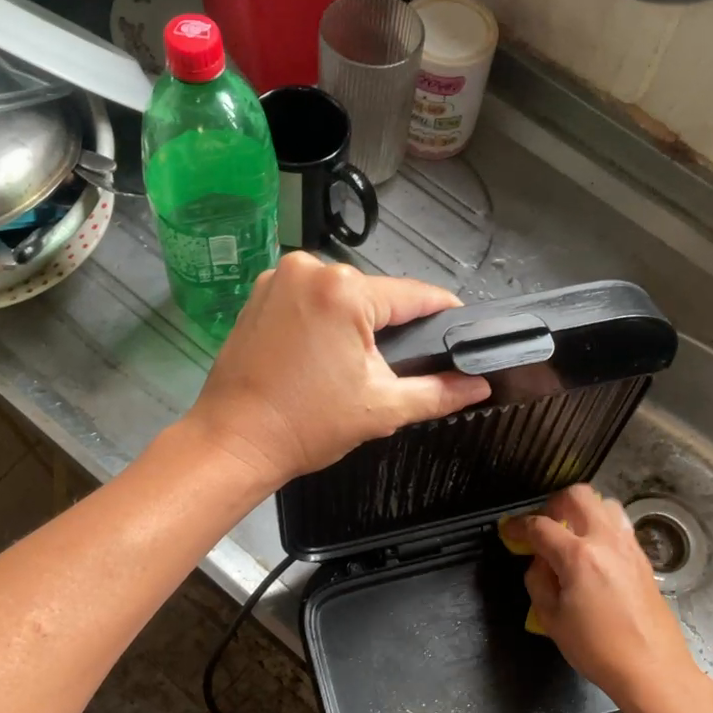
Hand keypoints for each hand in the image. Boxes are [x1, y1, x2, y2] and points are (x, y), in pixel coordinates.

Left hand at [182, 254, 490, 488]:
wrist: (234, 442)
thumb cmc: (305, 426)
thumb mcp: (381, 408)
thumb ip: (438, 392)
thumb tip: (478, 385)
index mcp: (344, 291)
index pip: (415, 296)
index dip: (443, 315)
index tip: (462, 332)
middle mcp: (309, 269)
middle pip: (375, 296)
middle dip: (391, 329)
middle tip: (398, 371)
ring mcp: (277, 279)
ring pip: (341, 298)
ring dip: (355, 326)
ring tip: (355, 370)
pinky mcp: (258, 296)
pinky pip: (309, 301)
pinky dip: (322, 323)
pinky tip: (321, 360)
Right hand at [515, 485, 701, 708]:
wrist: (651, 668)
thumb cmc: (597, 649)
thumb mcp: (551, 619)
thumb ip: (538, 582)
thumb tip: (539, 562)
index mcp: (578, 557)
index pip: (540, 526)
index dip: (517, 526)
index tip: (508, 530)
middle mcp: (606, 541)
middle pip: (578, 496)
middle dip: (554, 505)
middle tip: (543, 527)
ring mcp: (629, 547)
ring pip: (604, 504)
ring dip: (582, 511)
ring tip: (570, 536)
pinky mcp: (643, 559)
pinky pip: (620, 526)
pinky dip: (601, 527)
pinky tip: (593, 553)